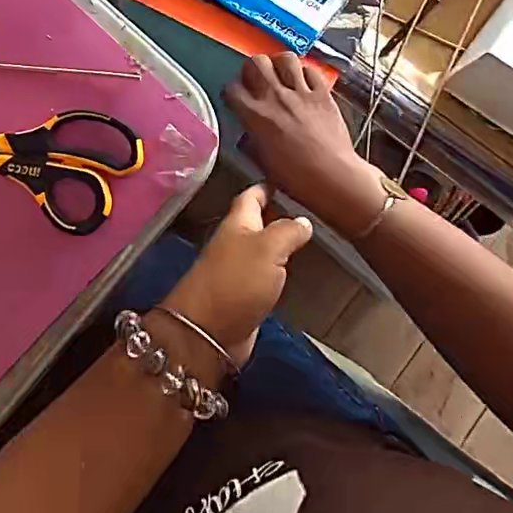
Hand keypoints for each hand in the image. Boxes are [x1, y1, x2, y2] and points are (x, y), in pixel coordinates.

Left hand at [161, 186, 311, 366]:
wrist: (208, 333)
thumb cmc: (237, 280)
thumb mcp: (268, 247)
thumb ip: (288, 231)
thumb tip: (303, 220)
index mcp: (237, 224)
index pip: (250, 197)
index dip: (264, 187)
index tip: (282, 180)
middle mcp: (234, 244)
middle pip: (255, 224)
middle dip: (275, 216)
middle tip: (304, 211)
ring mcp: (236, 272)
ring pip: (260, 251)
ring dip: (278, 246)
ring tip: (304, 241)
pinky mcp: (241, 299)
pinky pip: (263, 278)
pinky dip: (277, 273)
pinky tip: (293, 275)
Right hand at [223, 53, 385, 234]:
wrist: (331, 177)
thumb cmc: (295, 177)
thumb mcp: (262, 161)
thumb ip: (252, 141)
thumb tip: (251, 135)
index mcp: (255, 115)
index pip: (232, 88)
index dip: (232, 91)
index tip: (237, 96)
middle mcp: (276, 97)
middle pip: (256, 62)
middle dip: (253, 68)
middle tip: (257, 79)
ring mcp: (301, 93)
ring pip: (285, 58)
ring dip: (280, 64)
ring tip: (281, 74)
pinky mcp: (323, 94)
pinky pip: (311, 71)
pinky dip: (305, 73)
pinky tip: (304, 83)